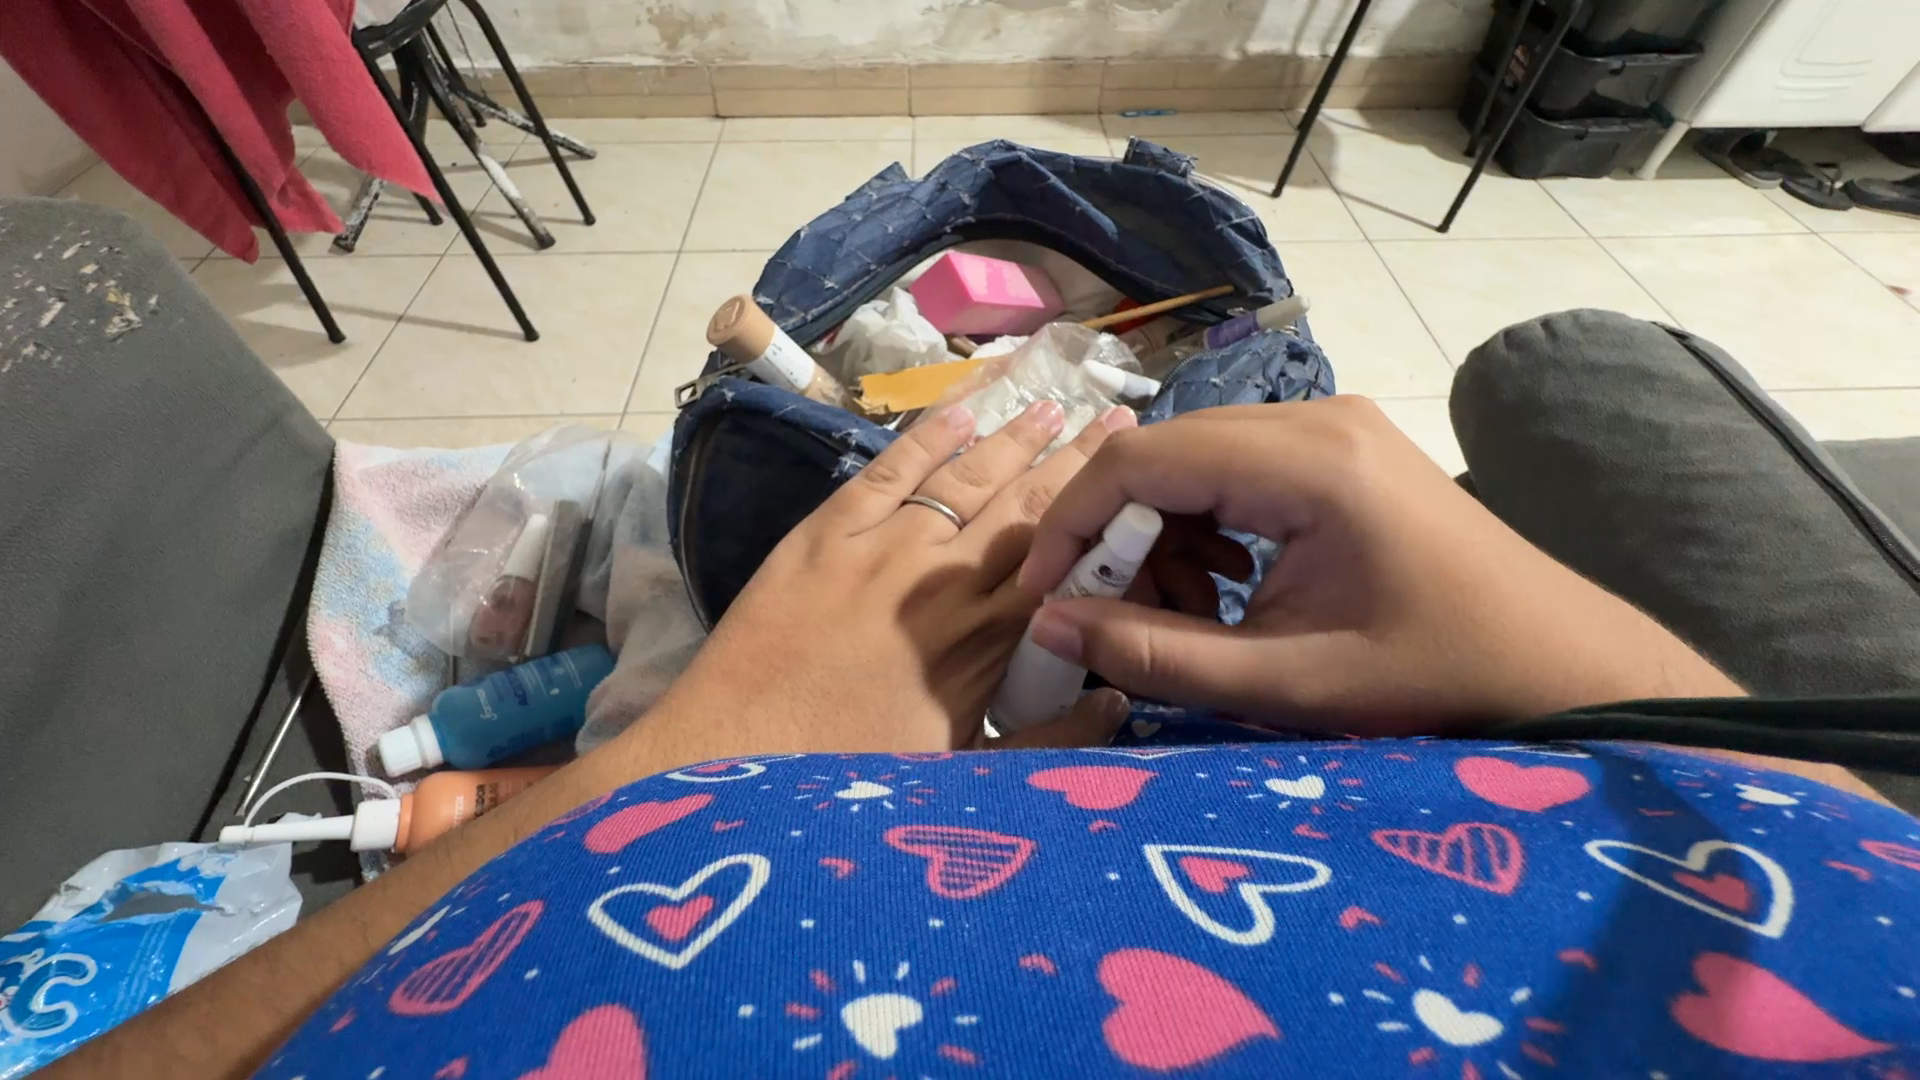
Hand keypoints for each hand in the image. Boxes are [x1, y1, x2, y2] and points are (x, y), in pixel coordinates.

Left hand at [650, 399, 1138, 754]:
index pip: (1061, 557)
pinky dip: (925, 438)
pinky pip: (887, 471)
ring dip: (1011, 439)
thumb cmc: (854, 774)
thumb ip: (1048, 741)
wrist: (737, 753)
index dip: (1100, 512)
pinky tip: (959, 411)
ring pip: (964, 477)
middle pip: (1024, 504)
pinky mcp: (825, 532)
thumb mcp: (963, 775)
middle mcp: (943, 577)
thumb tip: (1120, 702)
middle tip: (1115, 420)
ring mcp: (882, 546)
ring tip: (1050, 406)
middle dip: (1074, 459)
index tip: (1134, 476)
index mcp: (985, 637)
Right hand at [1017, 398, 1742, 732]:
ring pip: (1189, 466)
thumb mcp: (1284, 682)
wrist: (1566, 664)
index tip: (1041, 590)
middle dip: (1115, 537)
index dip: (1072, 523)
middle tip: (1110, 613)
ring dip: (1160, 540)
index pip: (1140, 461)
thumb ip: (1154, 654)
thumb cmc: (1437, 679)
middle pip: (1160, 456)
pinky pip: (1229, 475)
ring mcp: (1327, 428)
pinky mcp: (1333, 451)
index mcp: (1306, 462)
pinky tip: (1227, 587)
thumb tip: (1048, 624)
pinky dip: (1202, 532)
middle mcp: (1312, 418)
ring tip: (1187, 613)